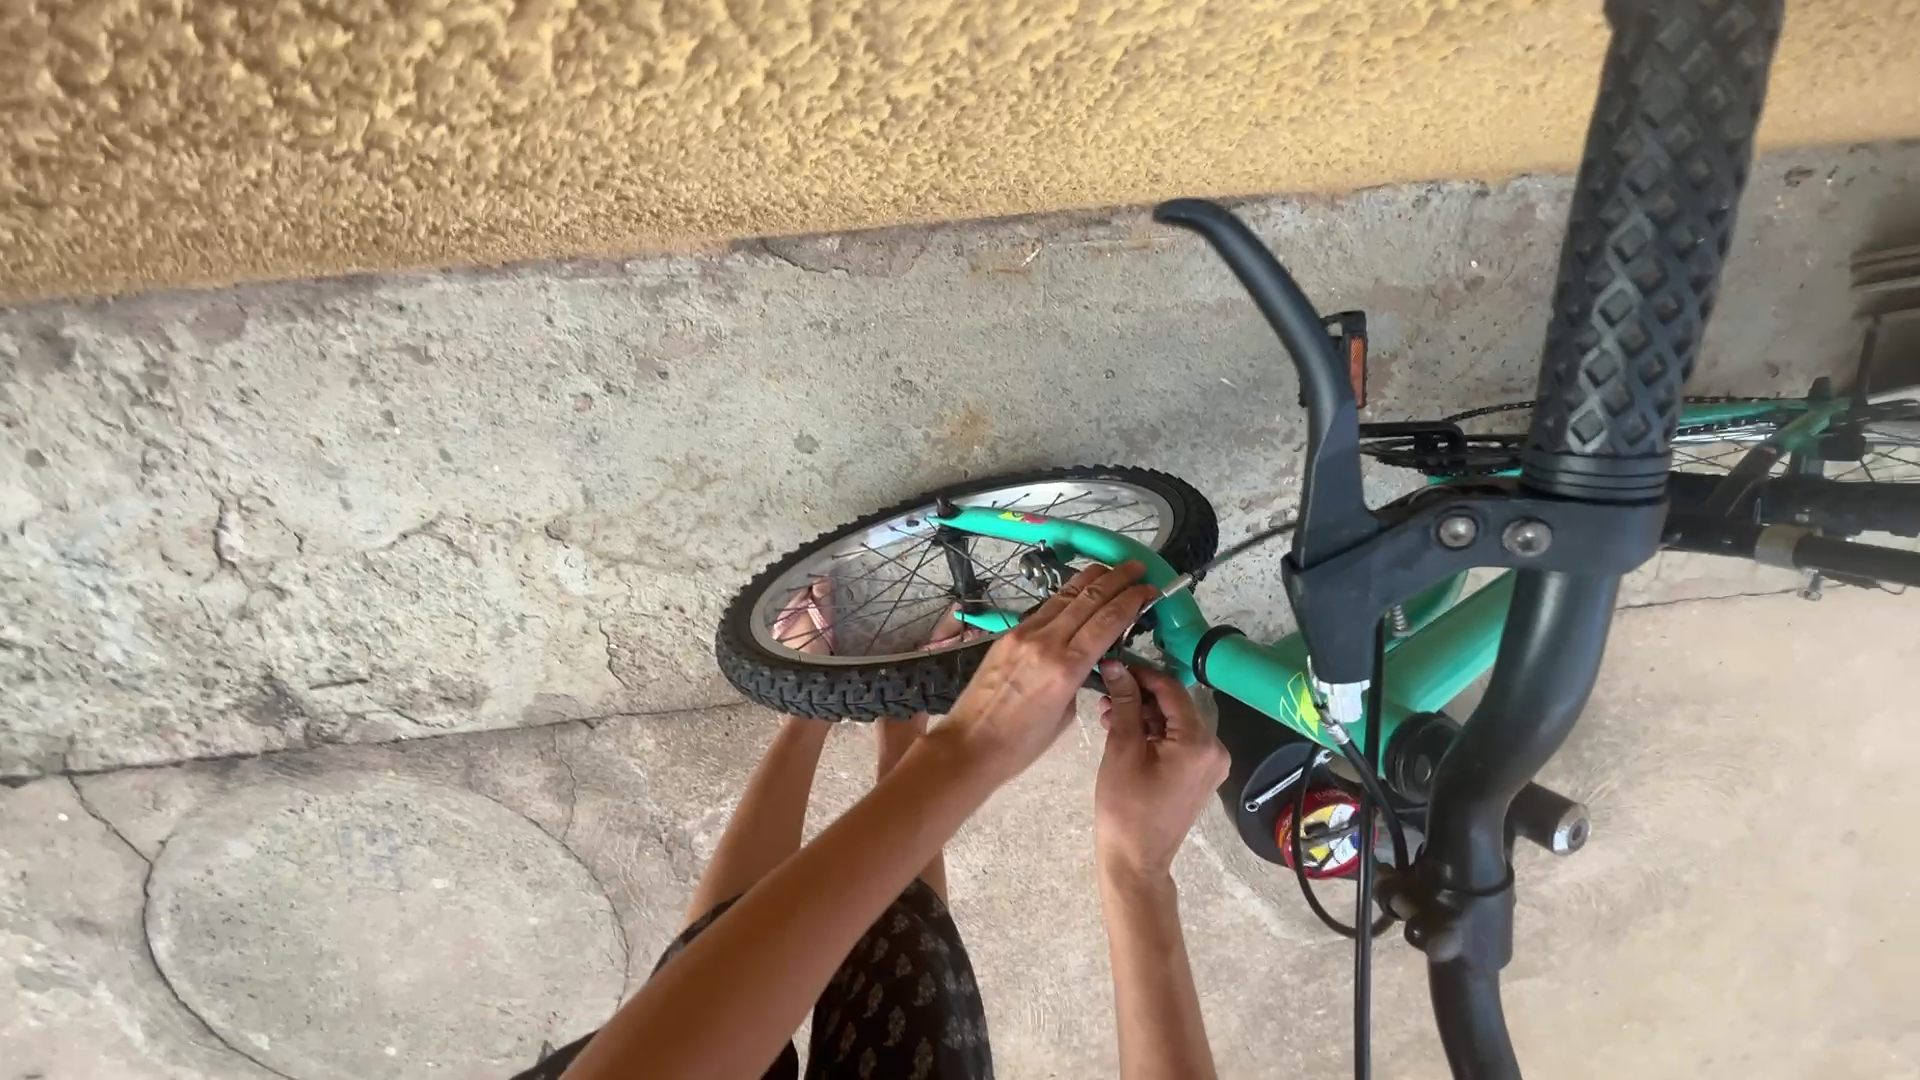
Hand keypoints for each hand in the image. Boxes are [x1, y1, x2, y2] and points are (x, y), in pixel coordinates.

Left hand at [940, 561, 1157, 782]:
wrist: (969, 743)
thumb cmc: (1021, 743)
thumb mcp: (1065, 714)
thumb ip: (1080, 678)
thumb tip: (1087, 658)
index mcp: (1066, 668)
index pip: (1107, 621)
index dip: (1131, 600)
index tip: (1149, 588)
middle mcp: (1046, 642)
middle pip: (1089, 598)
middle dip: (1117, 579)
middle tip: (1137, 567)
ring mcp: (1024, 634)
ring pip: (1064, 596)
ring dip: (1091, 578)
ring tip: (1112, 567)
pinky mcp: (1008, 634)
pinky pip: (1044, 609)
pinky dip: (1066, 595)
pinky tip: (1078, 590)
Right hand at [1094, 661, 1230, 881]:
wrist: (1135, 859)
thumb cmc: (1125, 806)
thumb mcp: (1122, 747)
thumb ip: (1125, 702)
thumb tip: (1116, 665)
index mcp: (1199, 742)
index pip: (1171, 689)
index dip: (1141, 674)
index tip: (1113, 667)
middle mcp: (1214, 749)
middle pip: (1174, 705)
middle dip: (1138, 697)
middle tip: (1105, 697)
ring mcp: (1209, 764)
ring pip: (1172, 722)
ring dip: (1142, 715)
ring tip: (1108, 717)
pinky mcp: (1199, 775)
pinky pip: (1176, 741)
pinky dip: (1151, 734)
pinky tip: (1124, 733)